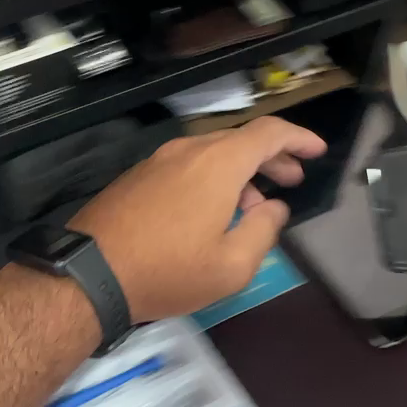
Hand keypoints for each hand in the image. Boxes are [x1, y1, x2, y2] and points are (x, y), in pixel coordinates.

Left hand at [69, 117, 324, 321]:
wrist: (91, 273)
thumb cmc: (168, 271)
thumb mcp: (231, 266)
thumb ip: (263, 231)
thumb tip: (272, 208)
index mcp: (218, 163)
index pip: (268, 133)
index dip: (298, 138)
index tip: (315, 151)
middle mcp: (188, 151)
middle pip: (240, 141)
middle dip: (272, 159)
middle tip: (290, 181)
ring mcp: (157, 161)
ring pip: (211, 155)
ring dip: (240, 174)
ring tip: (253, 207)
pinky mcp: (137, 177)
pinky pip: (185, 167)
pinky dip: (210, 180)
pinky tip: (211, 212)